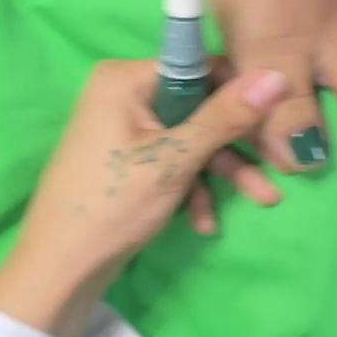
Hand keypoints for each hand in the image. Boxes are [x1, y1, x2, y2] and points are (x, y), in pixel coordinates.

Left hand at [0, 61, 288, 336]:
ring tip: (263, 201)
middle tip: (277, 169)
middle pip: (200, 106)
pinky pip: (173, 159)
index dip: (240, 93)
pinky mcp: (129, 158)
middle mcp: (124, 94)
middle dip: (236, 146)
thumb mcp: (174, 160)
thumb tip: (277, 74)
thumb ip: (225, 117)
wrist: (60, 271)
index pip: (200, 66)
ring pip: (192, 139)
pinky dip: (192, 187)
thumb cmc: (113, 205)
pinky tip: (203, 222)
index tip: (276, 120)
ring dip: (221, 174)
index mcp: (126, 79)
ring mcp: (125, 128)